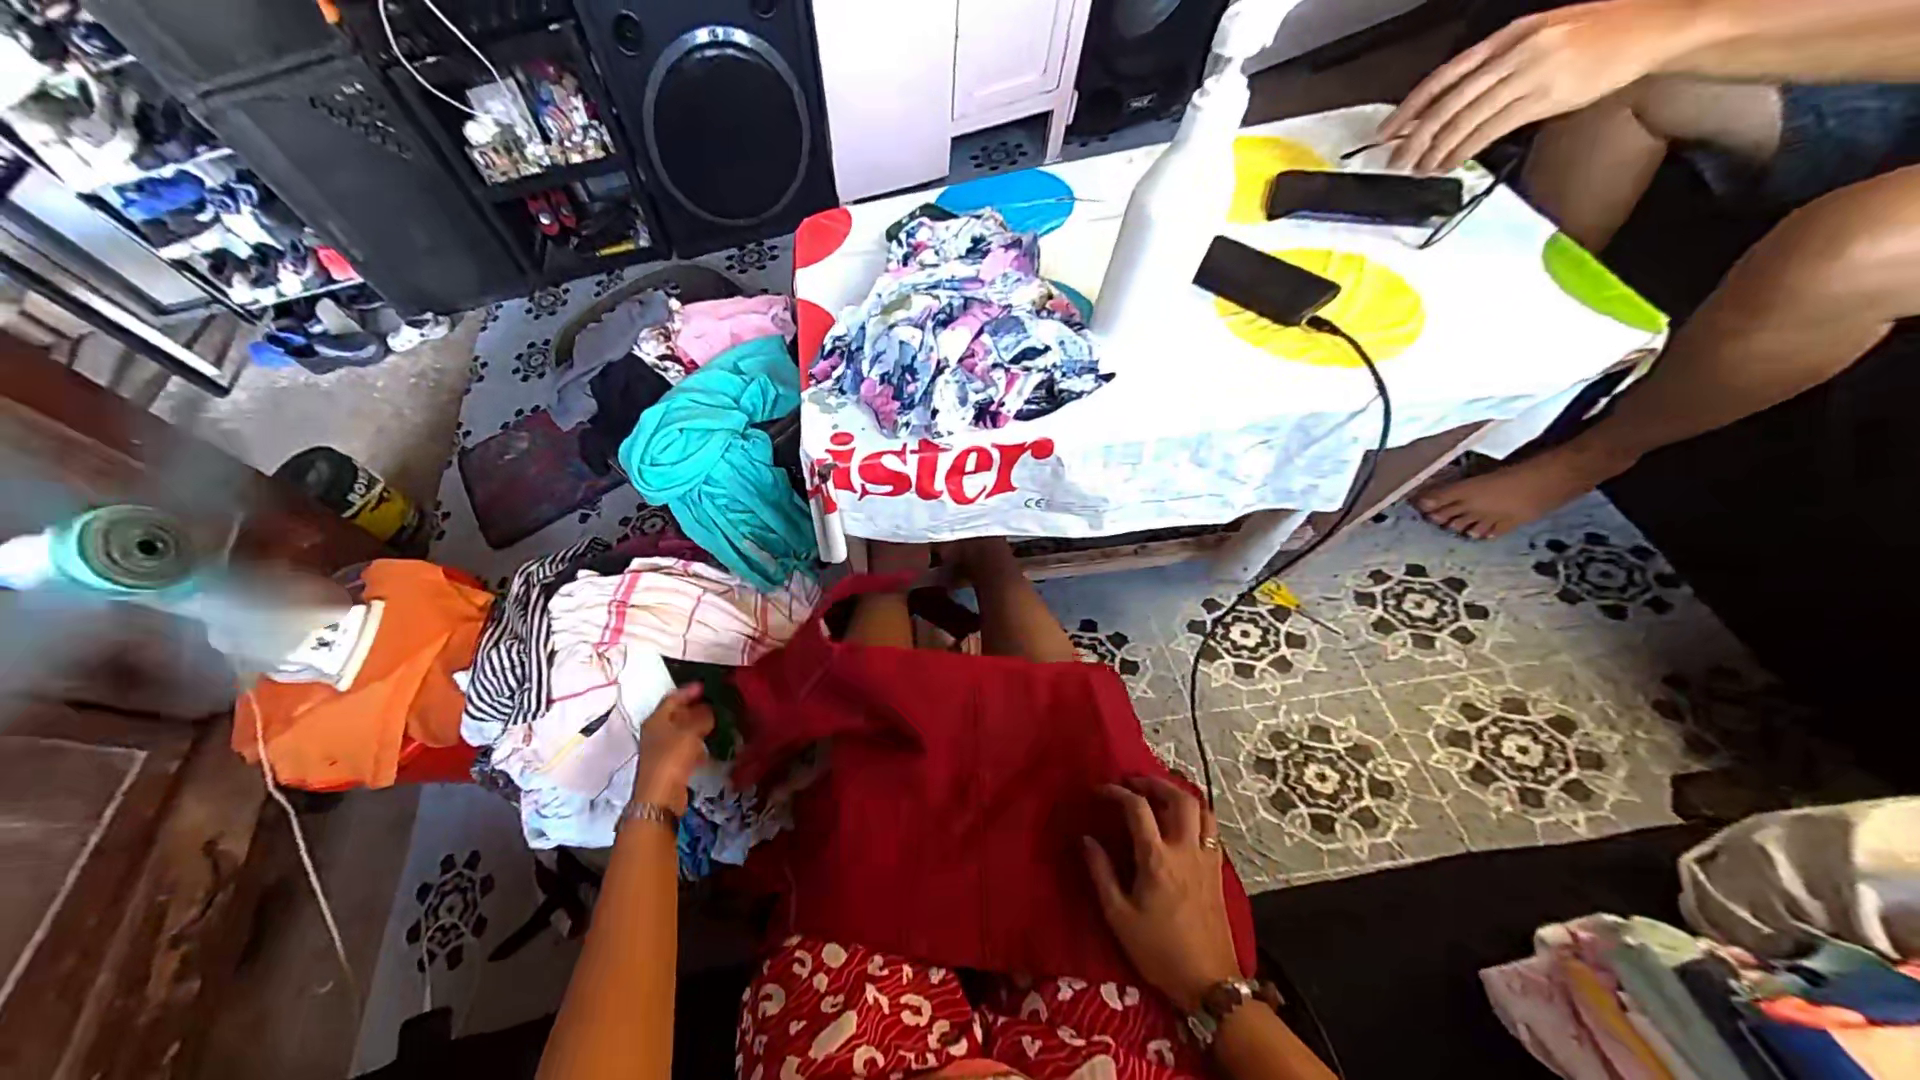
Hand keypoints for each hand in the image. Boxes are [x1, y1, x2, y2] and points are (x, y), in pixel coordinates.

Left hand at [631, 685, 713, 812]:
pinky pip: (686, 747)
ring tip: (717, 721)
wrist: (660, 797)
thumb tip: (710, 709)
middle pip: (676, 714)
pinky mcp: (670, 764)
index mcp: (656, 720)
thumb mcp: (690, 732)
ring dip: (698, 725)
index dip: (688, 691)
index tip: (705, 686)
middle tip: (714, 702)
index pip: (673, 698)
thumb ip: (702, 717)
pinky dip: (698, 743)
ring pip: (682, 731)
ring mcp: (662, 749)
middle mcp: (656, 732)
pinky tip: (710, 746)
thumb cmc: (671, 758)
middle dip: (694, 707)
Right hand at [1082, 776, 1239, 1011]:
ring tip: (1159, 795)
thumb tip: (1086, 839)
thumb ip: (1101, 873)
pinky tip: (1181, 823)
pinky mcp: (1218, 871)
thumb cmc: (1158, 950)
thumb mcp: (1118, 916)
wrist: (1209, 982)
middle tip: (1133, 782)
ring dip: (1179, 794)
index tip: (1100, 790)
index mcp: (1157, 859)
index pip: (1137, 808)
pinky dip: (1195, 814)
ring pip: (1201, 809)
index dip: (1117, 792)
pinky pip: (1211, 828)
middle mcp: (1185, 850)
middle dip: (1154, 782)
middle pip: (1178, 798)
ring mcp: (1207, 859)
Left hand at [1379, 0, 1704, 172]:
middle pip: (1448, 101)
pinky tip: (1447, 165)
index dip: (1410, 106)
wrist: (1657, 27)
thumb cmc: (1596, 36)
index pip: (1444, 76)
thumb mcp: (1538, 39)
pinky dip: (1463, 150)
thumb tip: (1450, 105)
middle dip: (1415, 135)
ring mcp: (1531, 72)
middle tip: (1394, 160)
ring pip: (1466, 118)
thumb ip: (1495, 67)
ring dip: (1436, 149)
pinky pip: (1491, 129)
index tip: (1386, 131)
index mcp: (1508, 35)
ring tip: (1418, 169)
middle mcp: (1515, 51)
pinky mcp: (1547, 96)